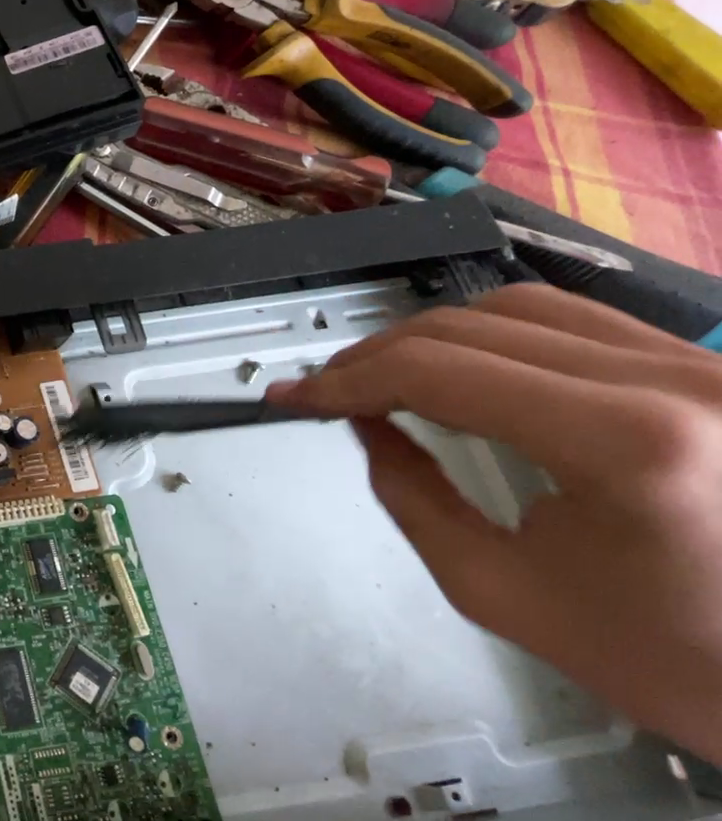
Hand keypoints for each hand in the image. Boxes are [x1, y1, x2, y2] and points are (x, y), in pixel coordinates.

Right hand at [268, 284, 721, 763]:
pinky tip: (469, 371)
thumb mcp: (501, 590)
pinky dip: (499, 338)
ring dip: (433, 338)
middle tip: (327, 392)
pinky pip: (580, 323)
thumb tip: (364, 421)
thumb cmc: (674, 660)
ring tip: (388, 377)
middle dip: (377, 356)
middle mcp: (677, 380)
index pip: (436, 371)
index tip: (289, 396)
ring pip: (522, 308)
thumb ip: (410, 494)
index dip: (344, 379)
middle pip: (470, 327)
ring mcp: (710, 366)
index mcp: (627, 445)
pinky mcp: (720, 369)